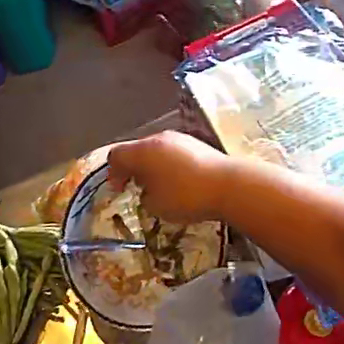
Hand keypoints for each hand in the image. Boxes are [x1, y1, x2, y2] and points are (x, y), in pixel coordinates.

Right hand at [107, 132, 234, 224]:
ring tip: (160, 186)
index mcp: (143, 150)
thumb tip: (148, 190)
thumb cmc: (186, 196)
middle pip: (138, 149)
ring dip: (154, 166)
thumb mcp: (156, 205)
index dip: (113, 173)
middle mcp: (160, 138)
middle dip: (134, 168)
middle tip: (137, 187)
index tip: (119, 190)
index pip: (117, 155)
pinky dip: (171, 165)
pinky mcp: (200, 144)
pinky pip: (176, 153)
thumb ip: (145, 196)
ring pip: (158, 150)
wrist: (230, 185)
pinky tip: (180, 181)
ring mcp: (182, 139)